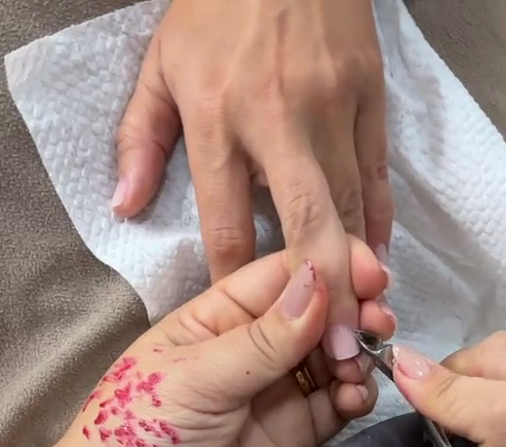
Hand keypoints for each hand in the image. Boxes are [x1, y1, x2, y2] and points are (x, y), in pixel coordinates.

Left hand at [53, 241, 392, 446]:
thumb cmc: (140, 431)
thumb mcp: (198, 376)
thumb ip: (262, 338)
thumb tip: (320, 281)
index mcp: (222, 313)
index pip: (287, 273)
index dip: (331, 268)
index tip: (371, 275)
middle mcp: (257, 344)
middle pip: (321, 312)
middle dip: (354, 313)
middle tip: (379, 325)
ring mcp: (278, 389)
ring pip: (335, 358)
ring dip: (358, 357)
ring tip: (360, 370)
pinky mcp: (293, 433)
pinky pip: (335, 404)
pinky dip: (354, 397)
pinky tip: (355, 399)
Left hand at [113, 0, 389, 371]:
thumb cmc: (213, 7)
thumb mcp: (159, 64)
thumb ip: (140, 140)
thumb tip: (125, 210)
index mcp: (216, 120)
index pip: (228, 225)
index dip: (240, 287)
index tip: (253, 338)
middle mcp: (277, 121)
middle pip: (305, 226)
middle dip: (322, 297)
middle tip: (336, 353)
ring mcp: (332, 107)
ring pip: (350, 207)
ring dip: (356, 272)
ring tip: (362, 325)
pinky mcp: (370, 95)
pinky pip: (378, 175)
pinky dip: (379, 221)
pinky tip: (379, 259)